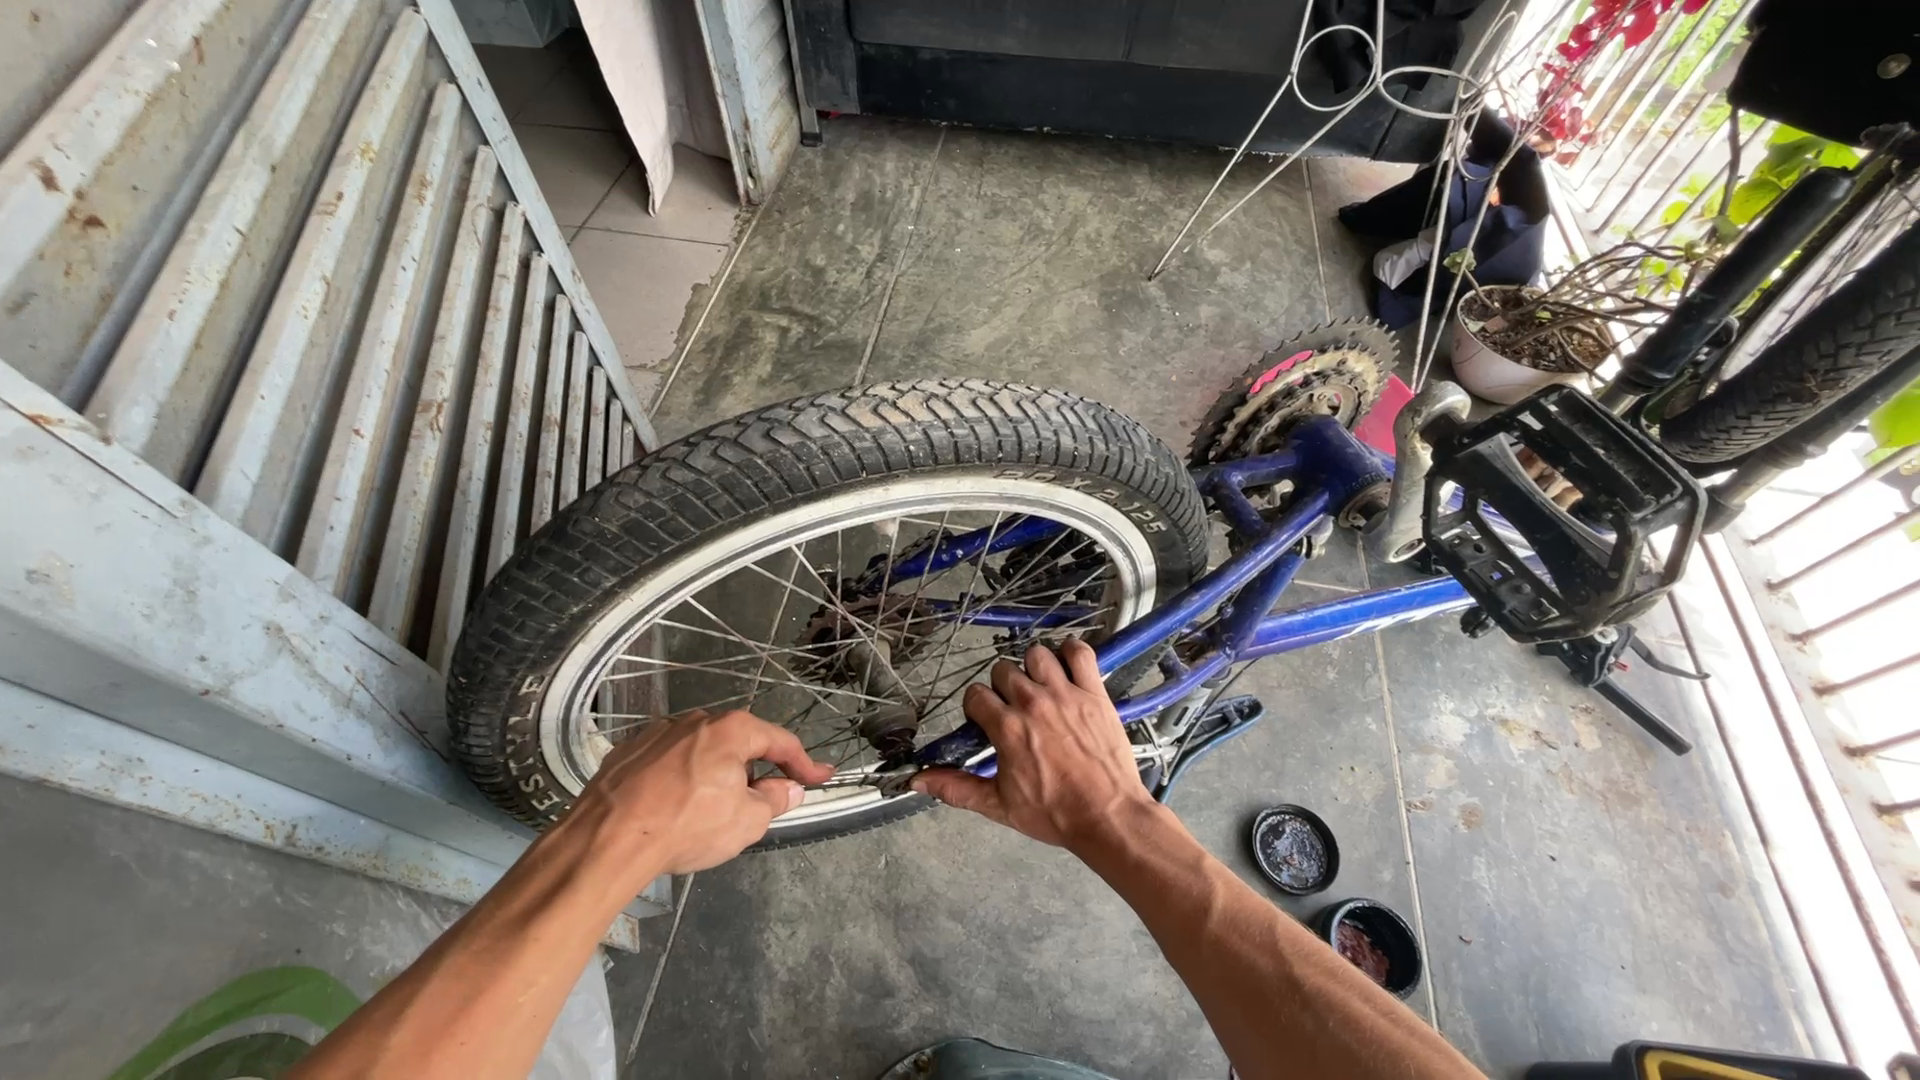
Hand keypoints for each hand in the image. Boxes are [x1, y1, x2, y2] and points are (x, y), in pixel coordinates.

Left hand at [570, 710, 833, 874]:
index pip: (780, 741)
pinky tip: (670, 806)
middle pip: (738, 744)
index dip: (804, 763)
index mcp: (732, 731)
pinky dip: (677, 778)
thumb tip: (789, 789)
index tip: (819, 778)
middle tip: (758, 802)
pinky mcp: (626, 751)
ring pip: (699, 750)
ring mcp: (657, 733)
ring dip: (713, 773)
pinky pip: (665, 761)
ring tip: (708, 810)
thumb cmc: (688, 826)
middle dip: (753, 771)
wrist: (607, 840)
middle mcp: (696, 721)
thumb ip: (773, 801)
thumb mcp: (746, 822)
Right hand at [910, 639, 1158, 850]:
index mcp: (1007, 728)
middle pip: (1003, 670)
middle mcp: (1034, 703)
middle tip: (1014, 708)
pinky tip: (1067, 667)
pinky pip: (1080, 653)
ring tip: (1040, 687)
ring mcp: (1066, 694)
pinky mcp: (1094, 693)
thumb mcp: (999, 805)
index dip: (977, 707)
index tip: (988, 720)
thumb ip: (956, 788)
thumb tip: (918, 783)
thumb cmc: (1056, 813)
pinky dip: (1071, 652)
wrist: (1108, 816)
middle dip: (1003, 687)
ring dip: (1034, 667)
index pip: (976, 694)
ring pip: (1037, 654)